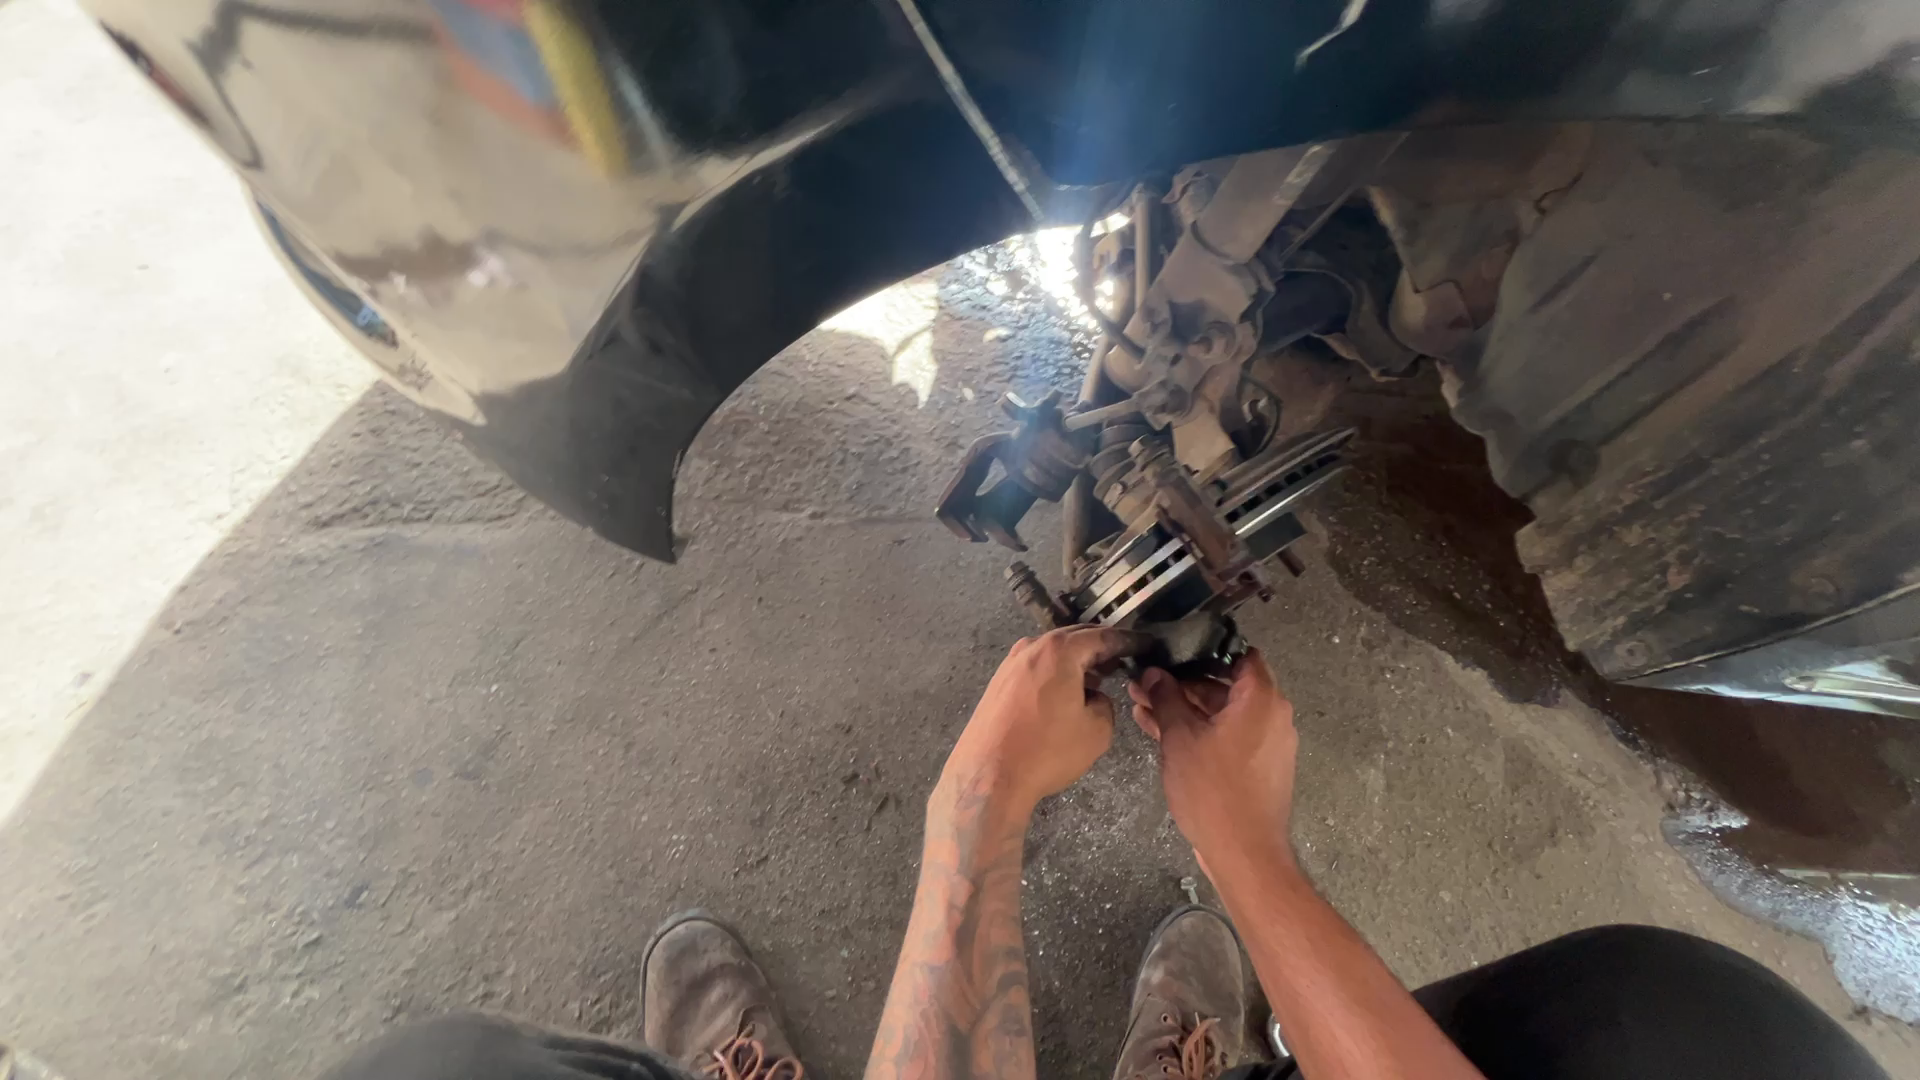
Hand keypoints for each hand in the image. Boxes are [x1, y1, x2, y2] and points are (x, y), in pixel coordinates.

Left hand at [944, 626, 1149, 813]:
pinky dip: (1056, 672)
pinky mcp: (999, 682)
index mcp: (1059, 651)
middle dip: (1100, 647)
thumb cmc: (1047, 750)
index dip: (1127, 641)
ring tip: (1098, 678)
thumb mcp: (1097, 730)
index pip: (1102, 637)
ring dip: (1076, 661)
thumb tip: (1093, 697)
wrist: (988, 775)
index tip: (1144, 644)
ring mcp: (1011, 663)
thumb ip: (1105, 704)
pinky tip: (1066, 692)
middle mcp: (1032, 647)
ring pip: (1053, 652)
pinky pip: (1037, 667)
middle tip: (1122, 659)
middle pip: (1074, 638)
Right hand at [1129, 650, 1298, 870]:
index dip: (1205, 649)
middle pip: (1224, 685)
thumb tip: (1153, 673)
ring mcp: (1265, 743)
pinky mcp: (1256, 766)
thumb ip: (1166, 698)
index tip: (1171, 650)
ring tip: (1140, 705)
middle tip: (1142, 682)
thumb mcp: (1179, 737)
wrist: (1243, 853)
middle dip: (1181, 683)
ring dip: (1183, 708)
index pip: (1240, 655)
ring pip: (1219, 713)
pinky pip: (1224, 735)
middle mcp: (1271, 716)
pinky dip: (1197, 730)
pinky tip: (1156, 730)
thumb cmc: (1213, 788)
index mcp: (1261, 700)